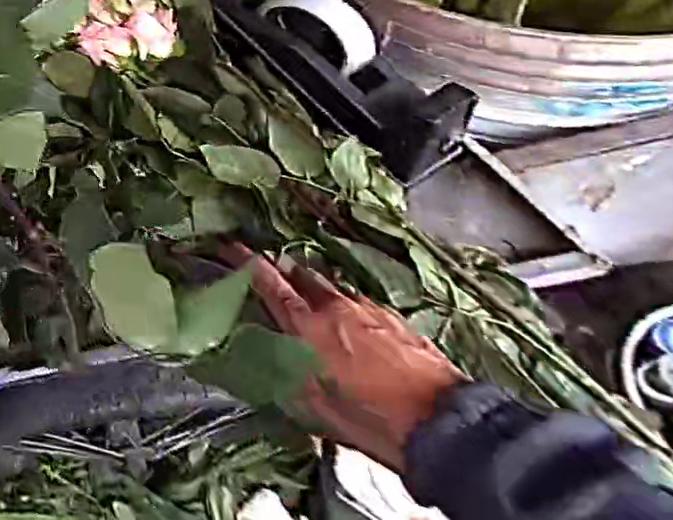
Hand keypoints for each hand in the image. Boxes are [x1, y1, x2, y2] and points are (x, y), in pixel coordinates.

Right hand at [246, 252, 464, 470]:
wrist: (444, 426)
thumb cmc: (370, 419)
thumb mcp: (310, 403)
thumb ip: (279, 366)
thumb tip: (252, 348)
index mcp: (304, 324)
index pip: (265, 279)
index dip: (243, 260)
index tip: (228, 246)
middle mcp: (332, 307)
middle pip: (299, 273)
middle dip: (283, 270)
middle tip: (273, 275)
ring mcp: (366, 309)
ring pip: (331, 286)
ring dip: (317, 288)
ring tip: (314, 300)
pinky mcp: (395, 319)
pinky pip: (361, 302)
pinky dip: (349, 306)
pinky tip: (354, 323)